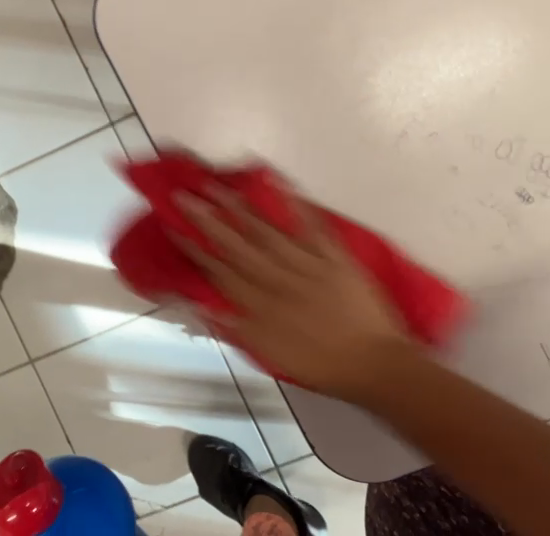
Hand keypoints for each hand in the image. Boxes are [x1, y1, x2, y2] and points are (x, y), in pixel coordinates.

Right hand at [175, 184, 420, 401]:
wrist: (375, 367)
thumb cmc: (321, 367)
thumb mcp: (271, 357)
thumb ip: (236, 329)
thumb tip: (203, 305)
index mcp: (260, 309)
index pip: (219, 273)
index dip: (195, 249)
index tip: (174, 228)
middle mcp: (277, 282)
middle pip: (236, 246)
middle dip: (207, 220)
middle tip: (183, 196)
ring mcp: (306, 265)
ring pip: (265, 232)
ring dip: (237, 208)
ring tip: (215, 186)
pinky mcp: (333, 256)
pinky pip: (309, 226)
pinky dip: (292, 203)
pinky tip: (275, 183)